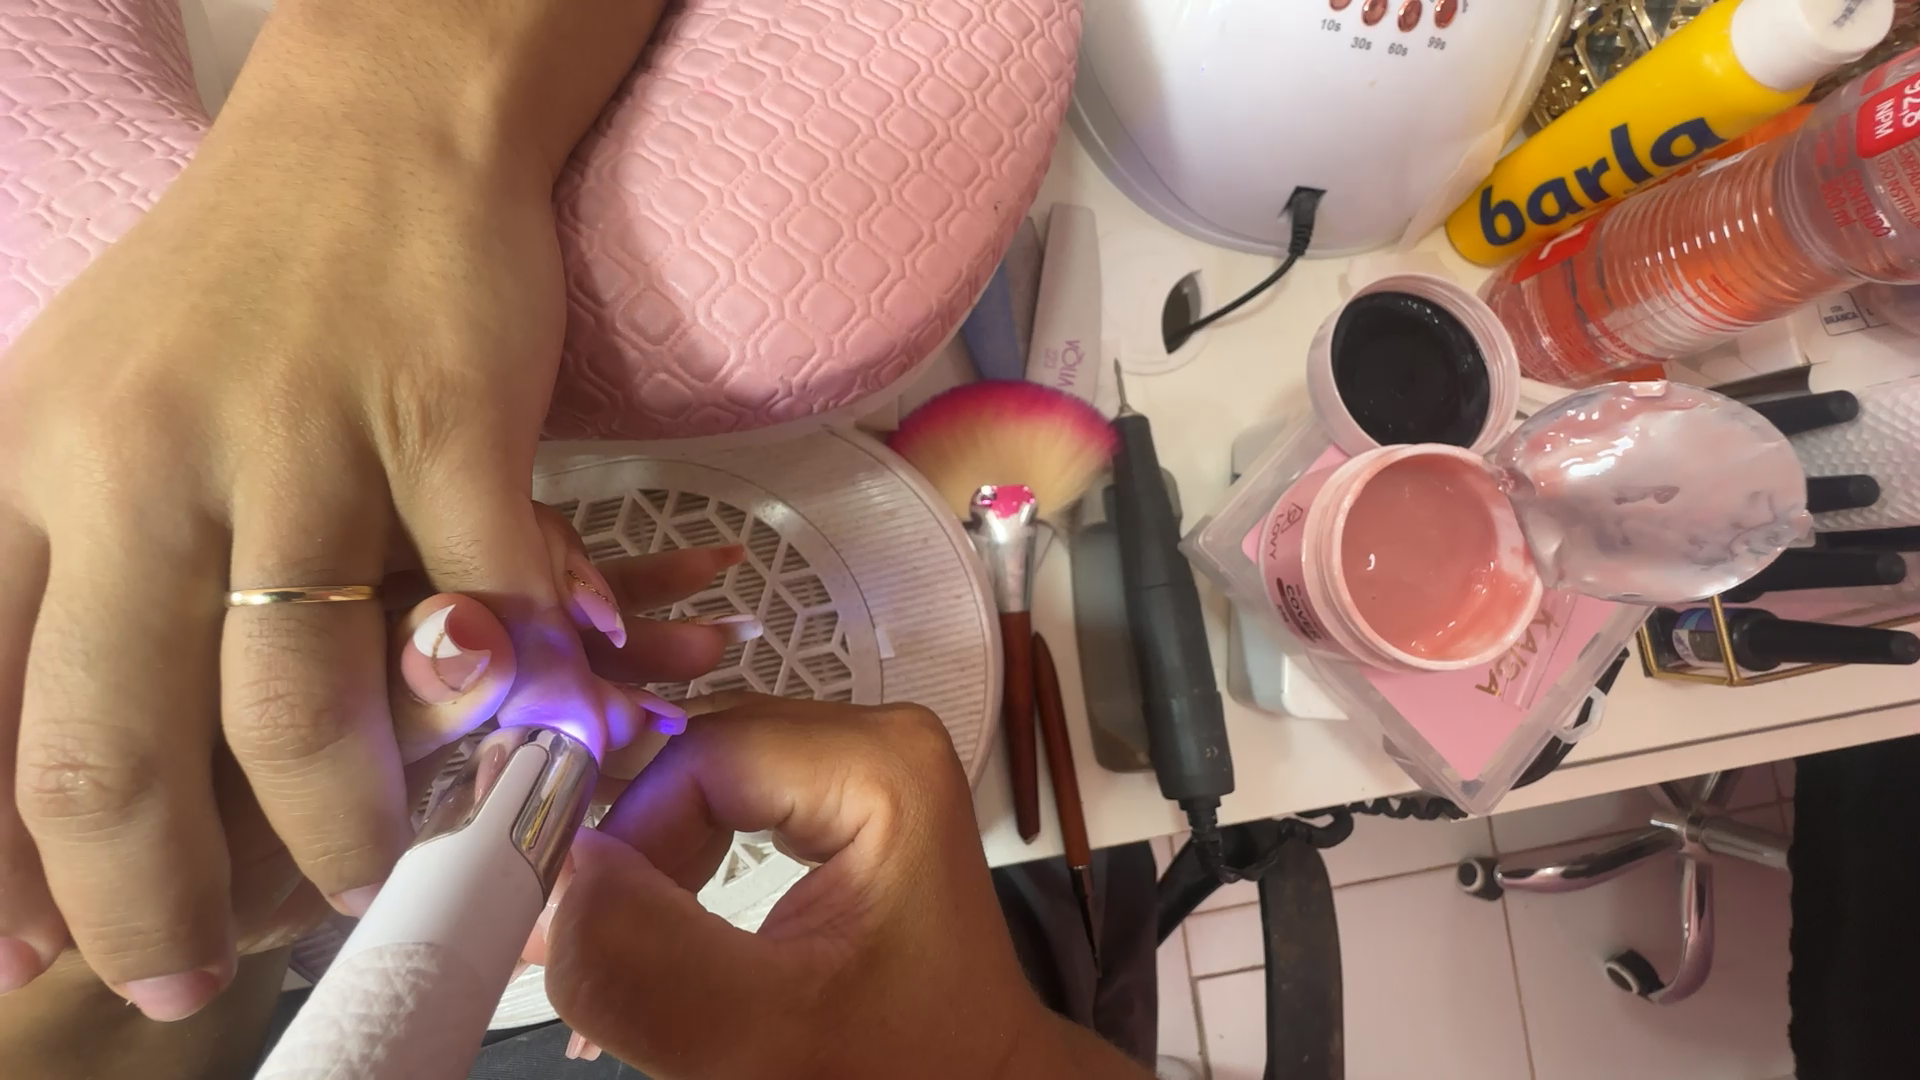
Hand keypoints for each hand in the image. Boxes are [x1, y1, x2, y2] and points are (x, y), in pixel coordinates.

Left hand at [0, 0, 662, 1016]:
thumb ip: (123, 551)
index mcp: (33, 464)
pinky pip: (493, 596)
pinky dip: (531, 671)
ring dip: (355, 811)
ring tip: (380, 871)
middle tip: (210, 975)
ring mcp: (308, 449)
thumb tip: (175, 713)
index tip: (37, 960)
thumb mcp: (122, 395)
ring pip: (311, 694)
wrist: (390, 139)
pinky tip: (562, 712)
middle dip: (166, 892)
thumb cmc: (274, 272)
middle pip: (126, 738)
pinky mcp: (453, 429)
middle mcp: (140, 468)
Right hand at [538, 696, 1150, 1079]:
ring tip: (620, 939)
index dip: (629, 830)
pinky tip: (668, 910)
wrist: (969, 1072)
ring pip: (716, 769)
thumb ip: (651, 962)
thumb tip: (570, 871)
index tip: (582, 926)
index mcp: (887, 763)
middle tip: (581, 937)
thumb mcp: (768, 1039)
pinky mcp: (854, 782)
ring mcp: (871, 753)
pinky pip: (744, 788)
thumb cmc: (901, 1061)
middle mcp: (885, 734)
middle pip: (711, 751)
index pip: (710, 752)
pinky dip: (691, 845)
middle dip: (634, 842)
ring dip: (654, 849)